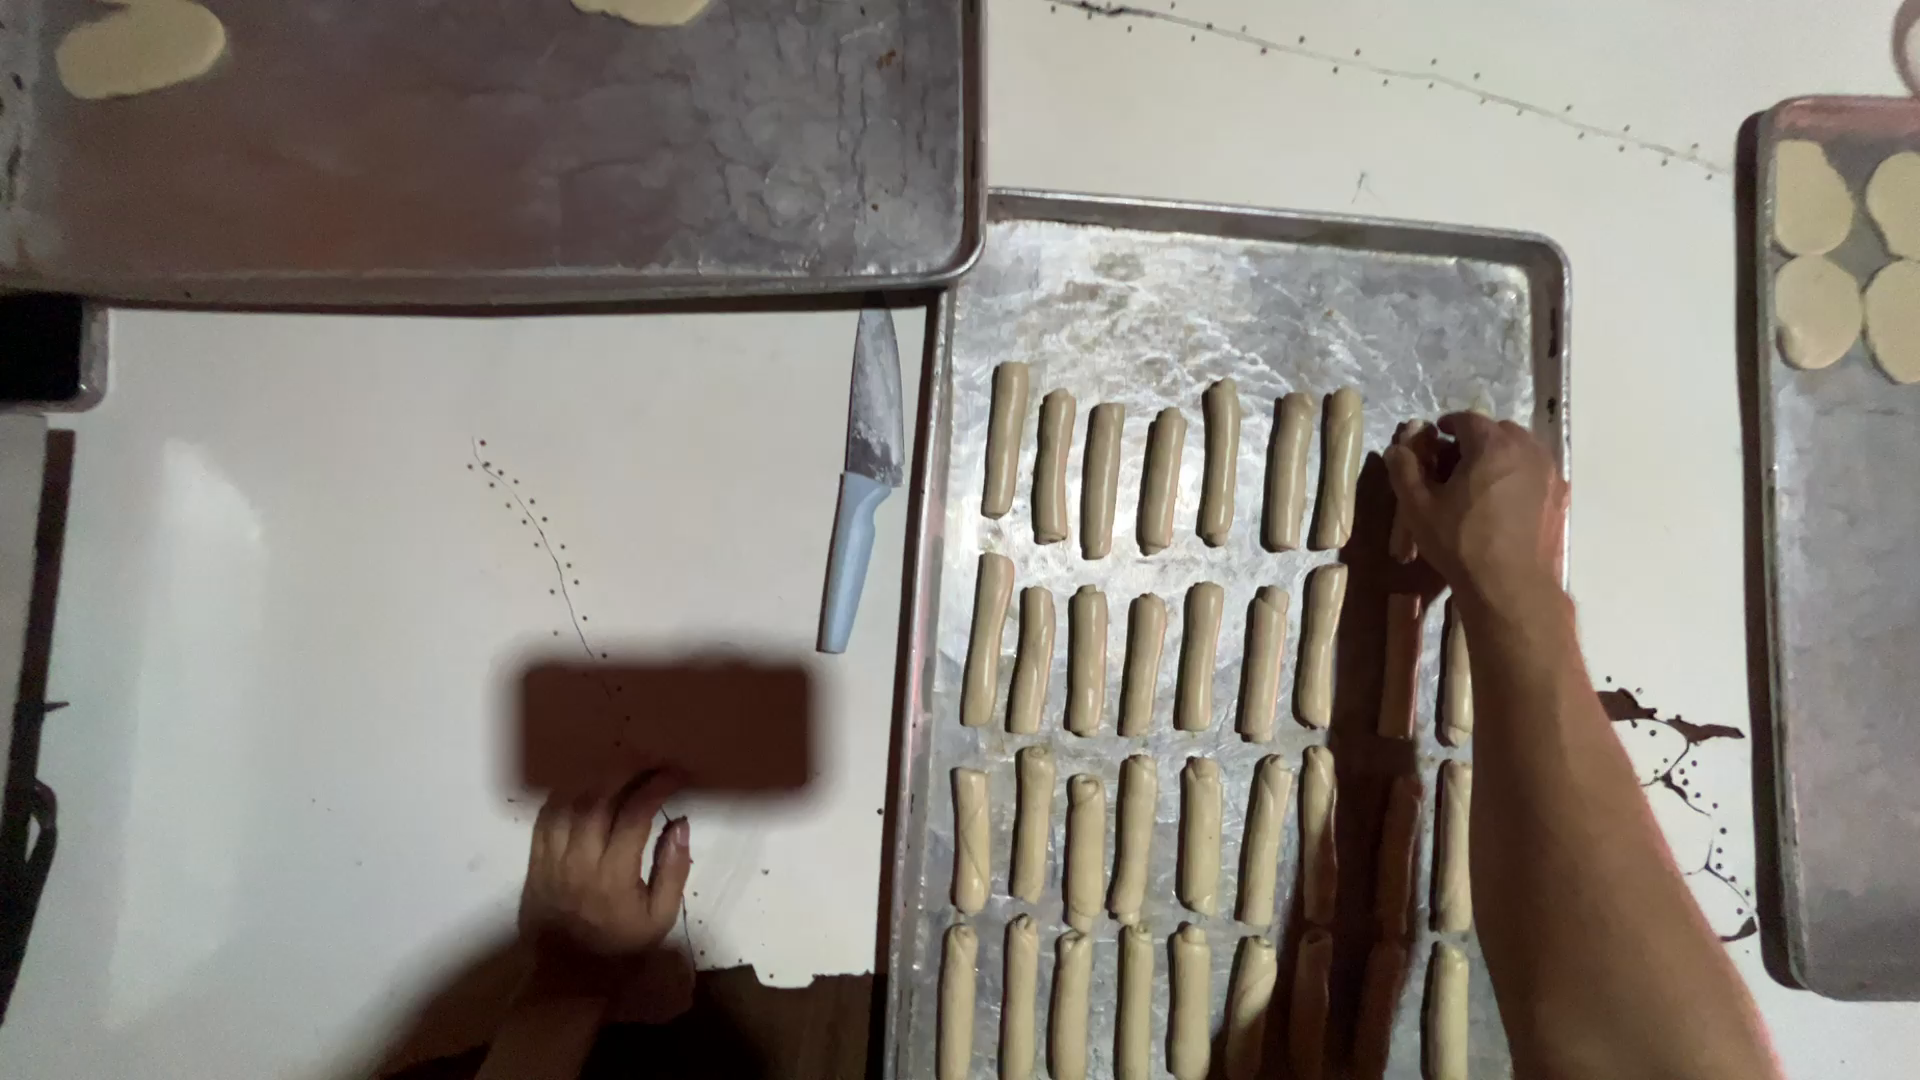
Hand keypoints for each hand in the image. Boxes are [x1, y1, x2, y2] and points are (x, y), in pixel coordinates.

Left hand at [519, 771, 690, 966]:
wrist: (565, 981)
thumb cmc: (620, 948)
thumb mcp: (661, 917)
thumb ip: (674, 869)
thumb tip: (680, 822)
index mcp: (613, 877)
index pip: (634, 816)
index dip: (656, 787)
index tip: (676, 774)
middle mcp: (578, 864)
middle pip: (597, 800)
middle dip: (626, 770)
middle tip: (648, 758)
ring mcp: (551, 862)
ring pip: (567, 804)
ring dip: (595, 776)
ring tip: (619, 763)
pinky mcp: (534, 865)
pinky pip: (544, 818)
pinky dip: (564, 793)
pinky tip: (584, 783)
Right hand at [1384, 412, 1566, 613]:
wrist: (1509, 583)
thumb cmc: (1458, 541)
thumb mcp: (1417, 506)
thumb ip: (1404, 471)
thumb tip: (1397, 449)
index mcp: (1491, 447)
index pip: (1468, 419)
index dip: (1447, 425)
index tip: (1434, 438)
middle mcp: (1527, 451)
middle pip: (1499, 430)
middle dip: (1475, 438)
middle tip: (1453, 461)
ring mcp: (1549, 473)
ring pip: (1522, 449)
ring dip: (1498, 454)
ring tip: (1477, 480)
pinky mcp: (1558, 496)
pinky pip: (1535, 471)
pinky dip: (1516, 473)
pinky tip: (1500, 500)